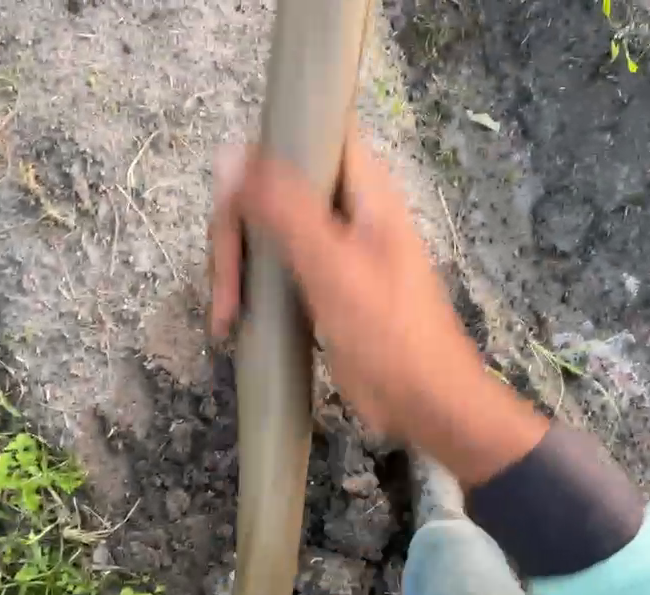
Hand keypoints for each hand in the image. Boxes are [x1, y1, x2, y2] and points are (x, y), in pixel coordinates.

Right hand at [209, 135, 548, 486]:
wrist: (424, 402)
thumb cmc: (389, 334)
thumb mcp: (333, 266)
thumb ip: (284, 208)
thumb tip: (230, 155)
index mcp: (362, 191)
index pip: (304, 137)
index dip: (262, 155)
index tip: (231, 202)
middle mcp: (345, 212)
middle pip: (271, 190)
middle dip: (236, 236)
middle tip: (225, 292)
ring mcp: (331, 252)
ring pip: (265, 234)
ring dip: (236, 271)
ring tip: (226, 319)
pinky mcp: (321, 290)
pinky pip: (273, 273)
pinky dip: (250, 293)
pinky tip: (234, 323)